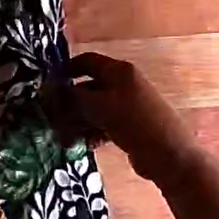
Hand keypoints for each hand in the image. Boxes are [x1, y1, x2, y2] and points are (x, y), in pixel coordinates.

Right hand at [62, 53, 206, 183]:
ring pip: (93, 109)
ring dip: (78, 122)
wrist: (169, 156)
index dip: (67, 69)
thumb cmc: (134, 122)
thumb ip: (72, 98)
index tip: (48, 84)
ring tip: (66, 139)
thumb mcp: (100, 107)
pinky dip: (91, 132)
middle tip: (52, 119)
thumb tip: (48, 92)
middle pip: (88, 88)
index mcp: (119, 71)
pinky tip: (84, 144)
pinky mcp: (128, 126)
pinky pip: (102, 124)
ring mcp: (126, 106)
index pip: (87, 61)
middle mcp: (123, 84)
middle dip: (70, 104)